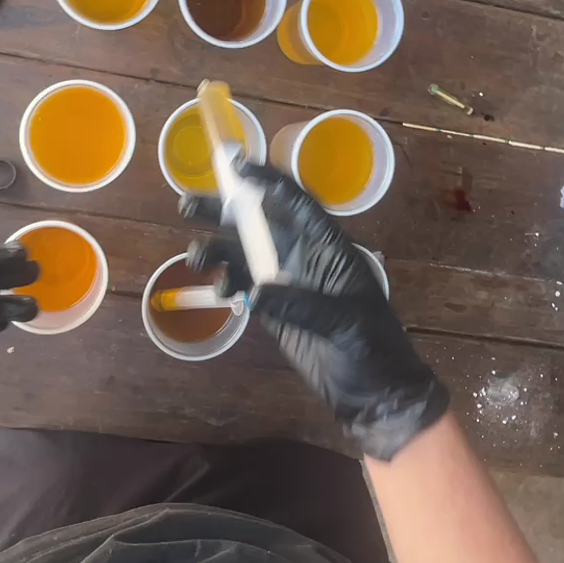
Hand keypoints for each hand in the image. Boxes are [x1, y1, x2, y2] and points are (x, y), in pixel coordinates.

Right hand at [187, 163, 447, 459]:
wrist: (376, 397)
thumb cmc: (375, 351)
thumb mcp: (346, 323)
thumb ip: (301, 304)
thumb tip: (254, 291)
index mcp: (329, 247)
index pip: (296, 202)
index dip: (267, 180)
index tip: (235, 165)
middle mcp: (304, 256)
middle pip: (259, 222)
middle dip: (225, 210)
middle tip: (188, 204)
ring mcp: (287, 282)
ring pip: (244, 252)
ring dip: (217, 249)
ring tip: (196, 258)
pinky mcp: (273, 308)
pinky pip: (242, 284)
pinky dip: (226, 282)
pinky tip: (220, 291)